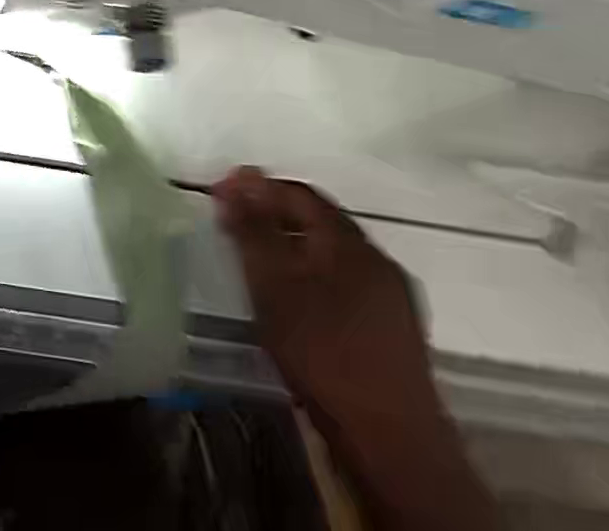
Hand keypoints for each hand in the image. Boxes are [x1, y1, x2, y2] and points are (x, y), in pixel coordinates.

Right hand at [212, 166, 438, 430]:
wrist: (384, 432)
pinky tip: (290, 294)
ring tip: (253, 259)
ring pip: (330, 251)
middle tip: (229, 226)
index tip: (217, 195)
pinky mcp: (391, 325)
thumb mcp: (271, 280)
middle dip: (271, 214)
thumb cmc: (318, 345)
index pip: (299, 194)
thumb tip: (243, 174)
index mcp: (349, 243)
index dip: (255, 187)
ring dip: (289, 243)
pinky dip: (309, 271)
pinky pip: (343, 278)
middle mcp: (377, 260)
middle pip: (318, 220)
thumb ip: (254, 226)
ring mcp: (391, 295)